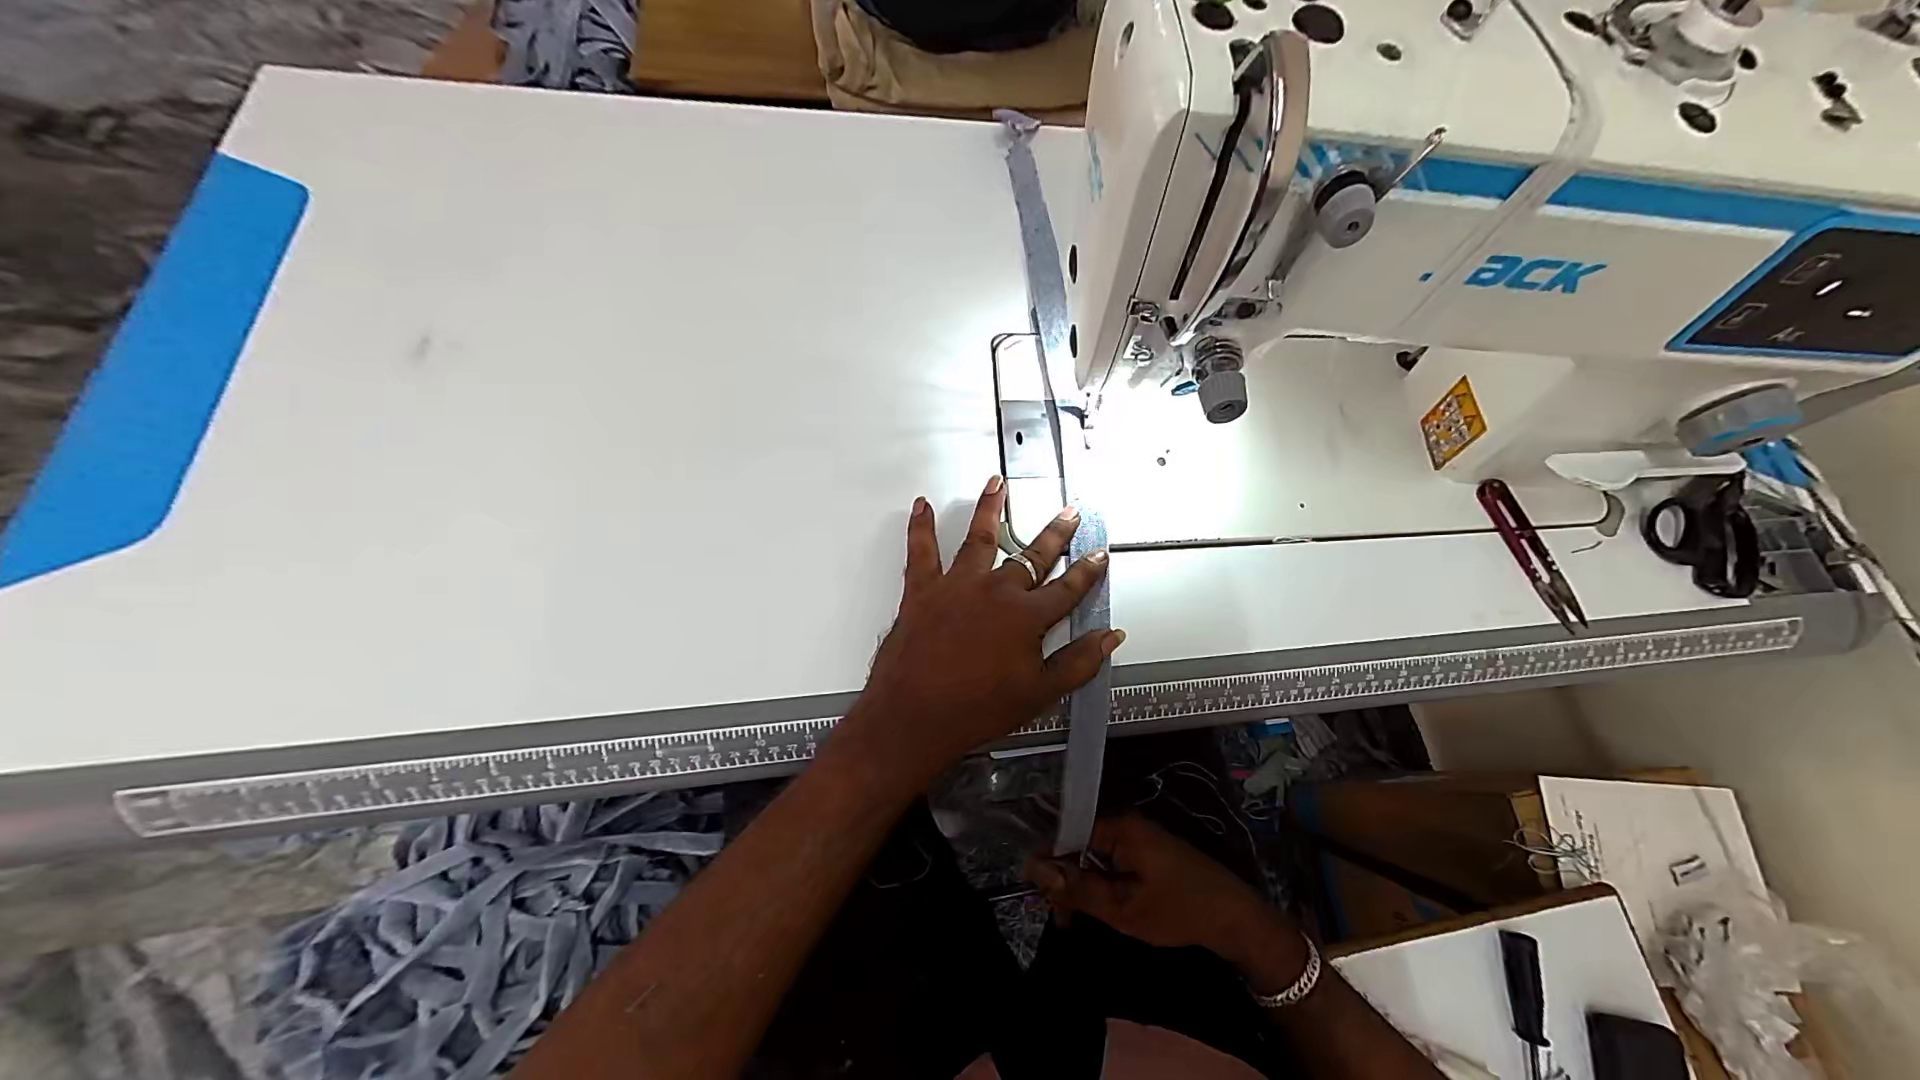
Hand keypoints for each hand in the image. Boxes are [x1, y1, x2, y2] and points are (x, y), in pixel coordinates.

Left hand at [831, 476, 1123, 789]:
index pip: (1068, 588)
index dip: (1088, 571)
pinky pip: (921, 550)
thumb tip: (1108, 639)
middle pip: (1032, 555)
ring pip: (979, 537)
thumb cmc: (972, 709)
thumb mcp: (1039, 693)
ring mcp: (957, 586)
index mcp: (1026, 617)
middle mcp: (994, 592)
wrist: (915, 716)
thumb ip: (1078, 662)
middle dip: (1055, 533)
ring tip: (996, 484)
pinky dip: (920, 526)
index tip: (1098, 556)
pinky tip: (922, 506)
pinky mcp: (923, 591)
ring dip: (990, 508)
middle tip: (1068, 513)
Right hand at [1026, 815, 1302, 975]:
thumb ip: (1076, 887)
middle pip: (1075, 842)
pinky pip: (1107, 858)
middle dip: (1061, 877)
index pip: (1064, 831)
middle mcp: (1123, 821)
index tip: (1037, 894)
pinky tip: (1093, 908)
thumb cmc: (1180, 910)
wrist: (1236, 918)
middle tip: (1060, 917)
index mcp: (1118, 825)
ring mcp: (1135, 834)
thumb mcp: (1123, 908)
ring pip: (1089, 853)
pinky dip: (1096, 881)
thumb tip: (1032, 868)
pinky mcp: (1143, 849)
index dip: (1046, 860)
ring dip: (1077, 883)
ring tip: (1072, 919)